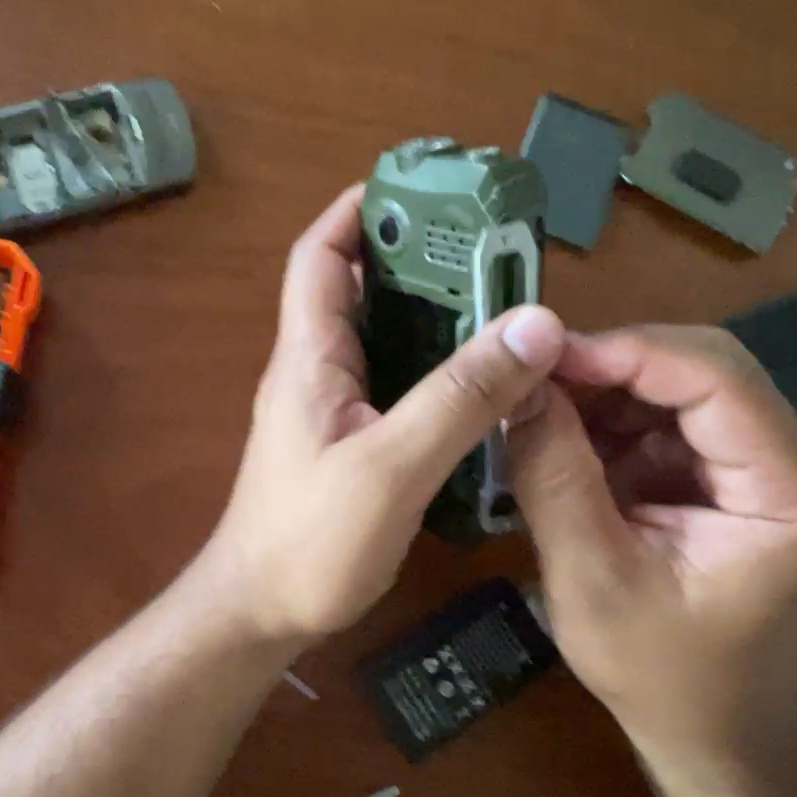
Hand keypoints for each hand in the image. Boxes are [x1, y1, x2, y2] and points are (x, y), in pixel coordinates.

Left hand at [202, 185, 565, 640]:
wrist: (260, 611)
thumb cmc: (311, 540)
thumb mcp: (392, 465)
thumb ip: (461, 396)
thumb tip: (536, 319)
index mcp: (308, 357)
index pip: (319, 256)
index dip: (357, 210)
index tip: (420, 186)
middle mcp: (313, 371)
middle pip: (356, 288)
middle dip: (413, 256)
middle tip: (491, 245)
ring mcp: (327, 409)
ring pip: (379, 338)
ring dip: (429, 313)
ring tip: (501, 300)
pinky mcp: (344, 444)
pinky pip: (391, 384)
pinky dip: (431, 367)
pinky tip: (480, 378)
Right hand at [511, 326, 796, 762]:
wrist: (708, 730)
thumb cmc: (657, 673)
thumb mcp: (589, 579)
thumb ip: (554, 478)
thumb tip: (516, 387)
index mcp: (794, 494)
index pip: (718, 379)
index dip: (624, 353)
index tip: (538, 358)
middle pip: (705, 370)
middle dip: (609, 368)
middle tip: (526, 382)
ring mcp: (766, 469)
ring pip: (680, 387)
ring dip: (601, 394)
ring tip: (531, 415)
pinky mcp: (730, 478)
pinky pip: (665, 421)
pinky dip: (607, 423)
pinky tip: (559, 442)